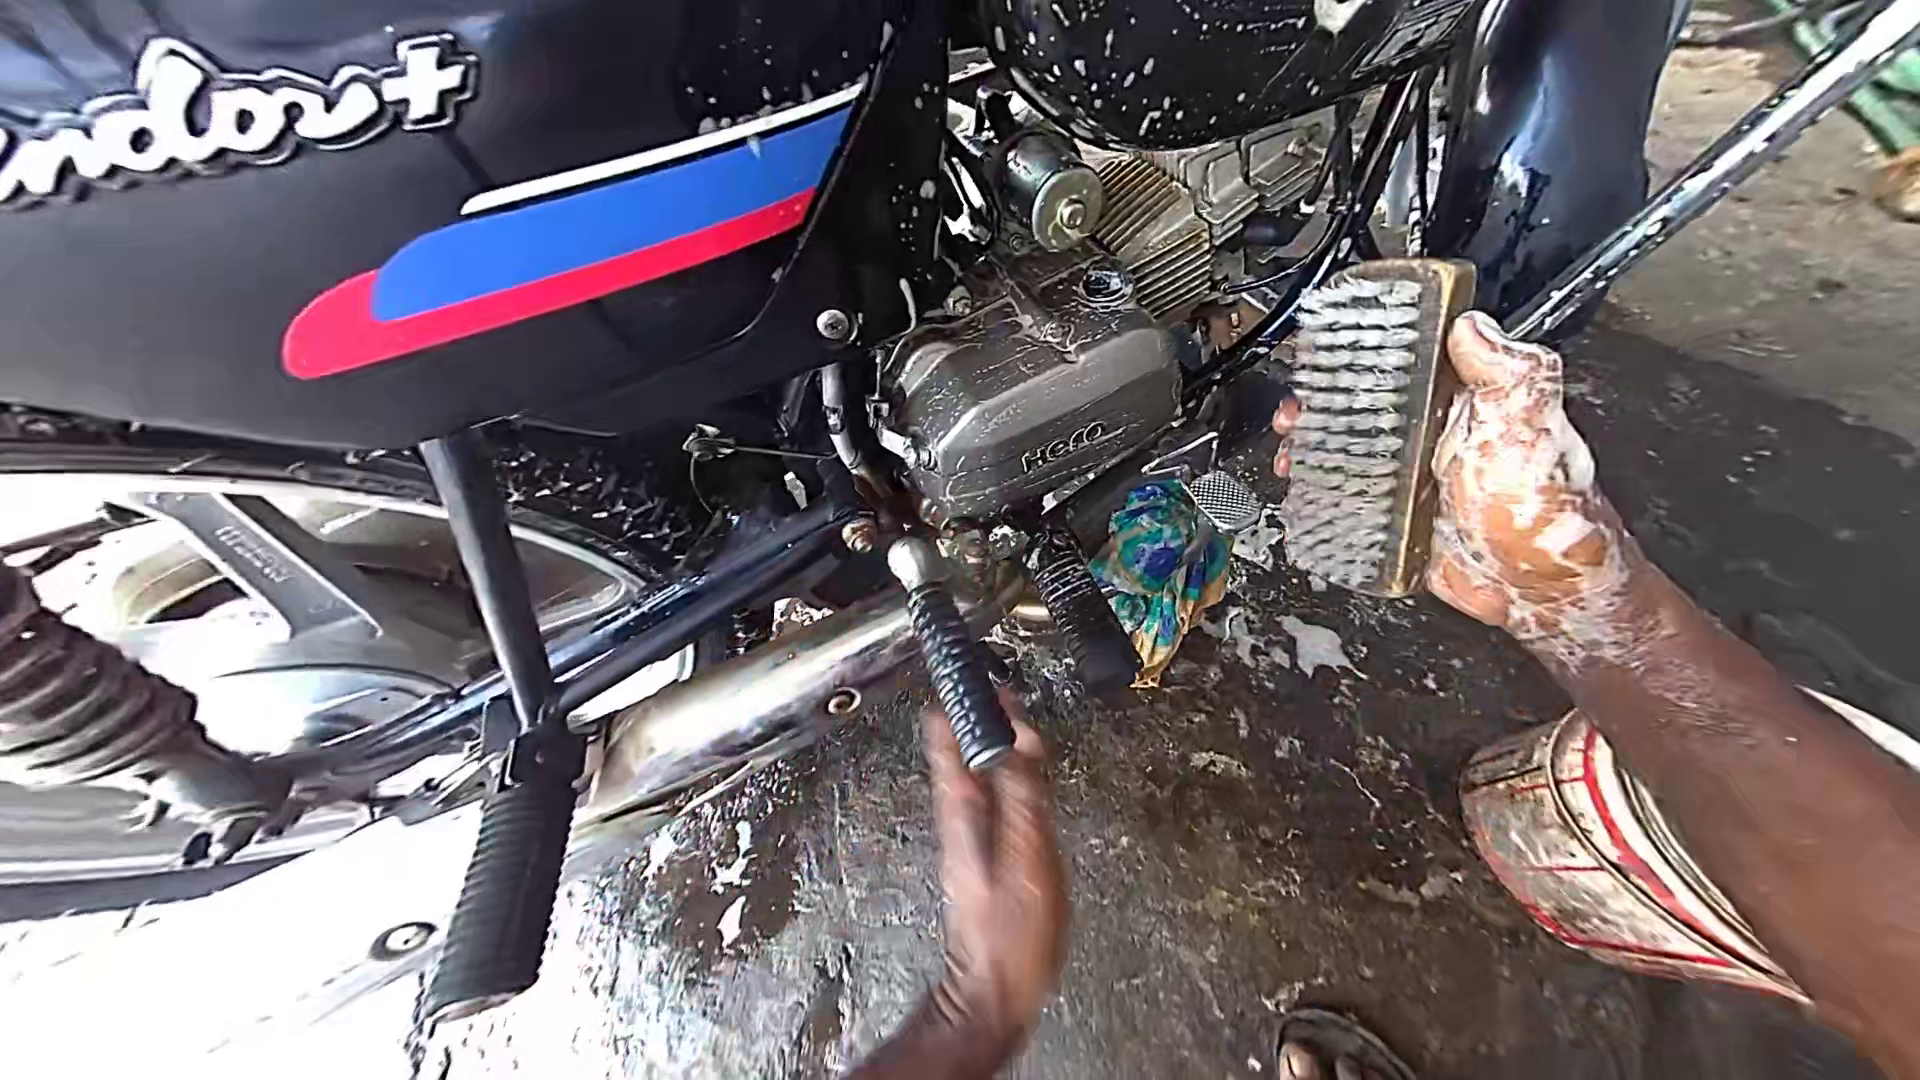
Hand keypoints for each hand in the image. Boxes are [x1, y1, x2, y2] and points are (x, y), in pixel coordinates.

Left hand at [921, 691, 1068, 1049]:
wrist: (994, 991)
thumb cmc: (1011, 932)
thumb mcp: (1026, 857)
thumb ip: (1025, 793)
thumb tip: (1021, 733)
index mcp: (960, 802)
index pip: (945, 732)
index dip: (956, 696)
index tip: (972, 666)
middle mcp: (959, 805)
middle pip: (963, 740)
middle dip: (981, 709)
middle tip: (1003, 681)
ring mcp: (971, 823)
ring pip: (980, 759)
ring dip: (996, 731)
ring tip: (1016, 707)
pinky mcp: (987, 839)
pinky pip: (996, 784)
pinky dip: (1008, 761)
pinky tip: (1027, 760)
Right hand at [1273, 311, 1646, 660]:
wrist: (1531, 585)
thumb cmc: (1541, 508)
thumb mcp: (1527, 427)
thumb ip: (1504, 372)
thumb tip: (1470, 324)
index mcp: (1455, 409)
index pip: (1396, 373)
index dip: (1353, 368)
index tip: (1318, 370)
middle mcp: (1427, 439)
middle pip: (1357, 415)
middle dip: (1316, 413)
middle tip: (1293, 418)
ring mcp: (1405, 478)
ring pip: (1343, 455)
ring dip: (1309, 452)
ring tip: (1291, 459)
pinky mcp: (1390, 513)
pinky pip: (1344, 495)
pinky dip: (1317, 492)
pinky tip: (1303, 491)